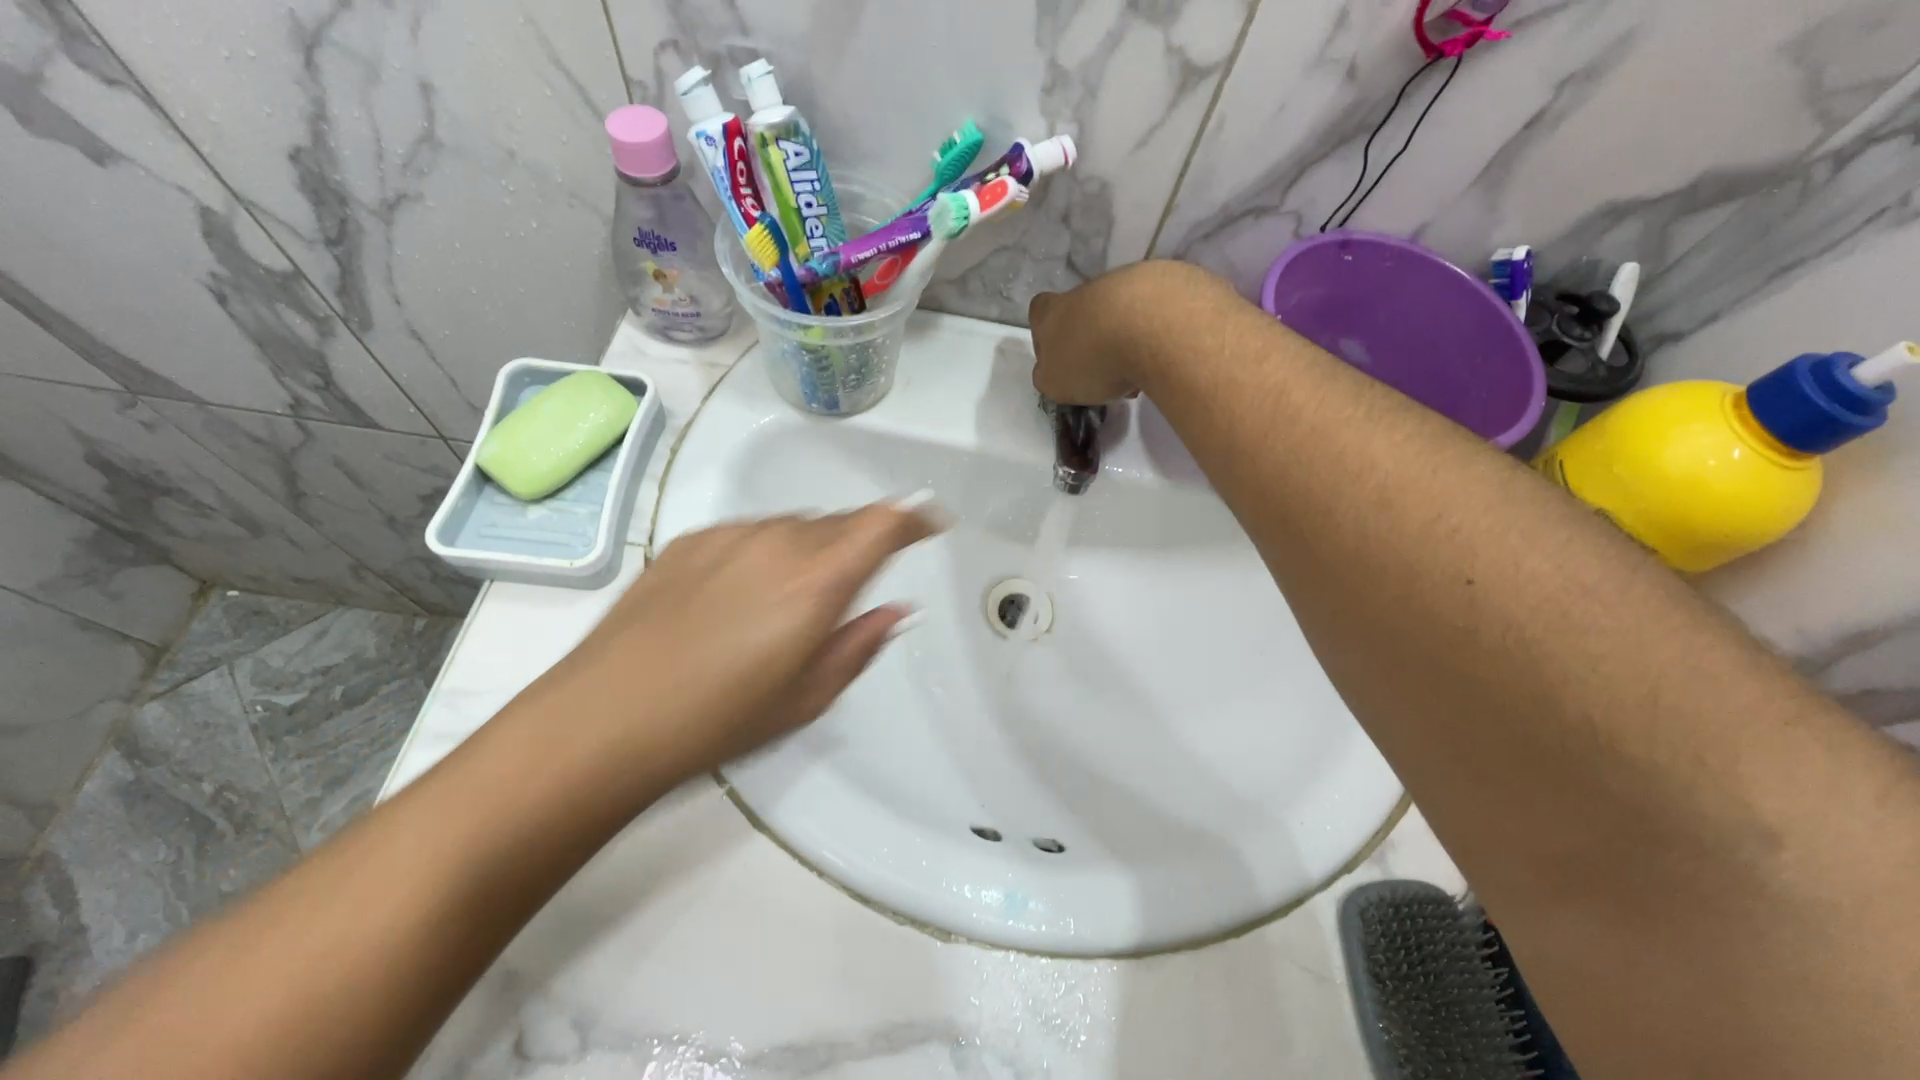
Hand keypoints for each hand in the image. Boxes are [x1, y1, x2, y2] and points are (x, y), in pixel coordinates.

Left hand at [525, 499, 942, 789]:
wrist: (608, 713)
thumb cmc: (720, 719)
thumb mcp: (808, 697)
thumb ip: (860, 644)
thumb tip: (894, 609)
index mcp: (818, 580)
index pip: (883, 525)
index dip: (914, 519)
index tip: (931, 523)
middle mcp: (778, 541)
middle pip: (840, 522)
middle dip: (862, 540)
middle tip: (857, 584)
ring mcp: (729, 535)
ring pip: (793, 525)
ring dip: (811, 547)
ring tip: (793, 597)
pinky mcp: (689, 540)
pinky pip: (749, 533)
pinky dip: (765, 551)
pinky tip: (742, 594)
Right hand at [1028, 259, 1238, 403]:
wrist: (1153, 326)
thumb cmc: (1092, 358)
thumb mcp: (1055, 383)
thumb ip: (1049, 376)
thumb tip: (1053, 371)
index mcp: (1054, 311)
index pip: (1040, 312)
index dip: (1048, 333)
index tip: (1065, 358)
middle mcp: (1089, 289)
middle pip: (1087, 312)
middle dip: (1097, 339)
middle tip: (1109, 371)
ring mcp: (1130, 281)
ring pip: (1125, 312)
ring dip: (1131, 337)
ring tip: (1144, 369)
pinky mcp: (1169, 283)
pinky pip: (1159, 310)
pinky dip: (1161, 332)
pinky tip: (1167, 356)